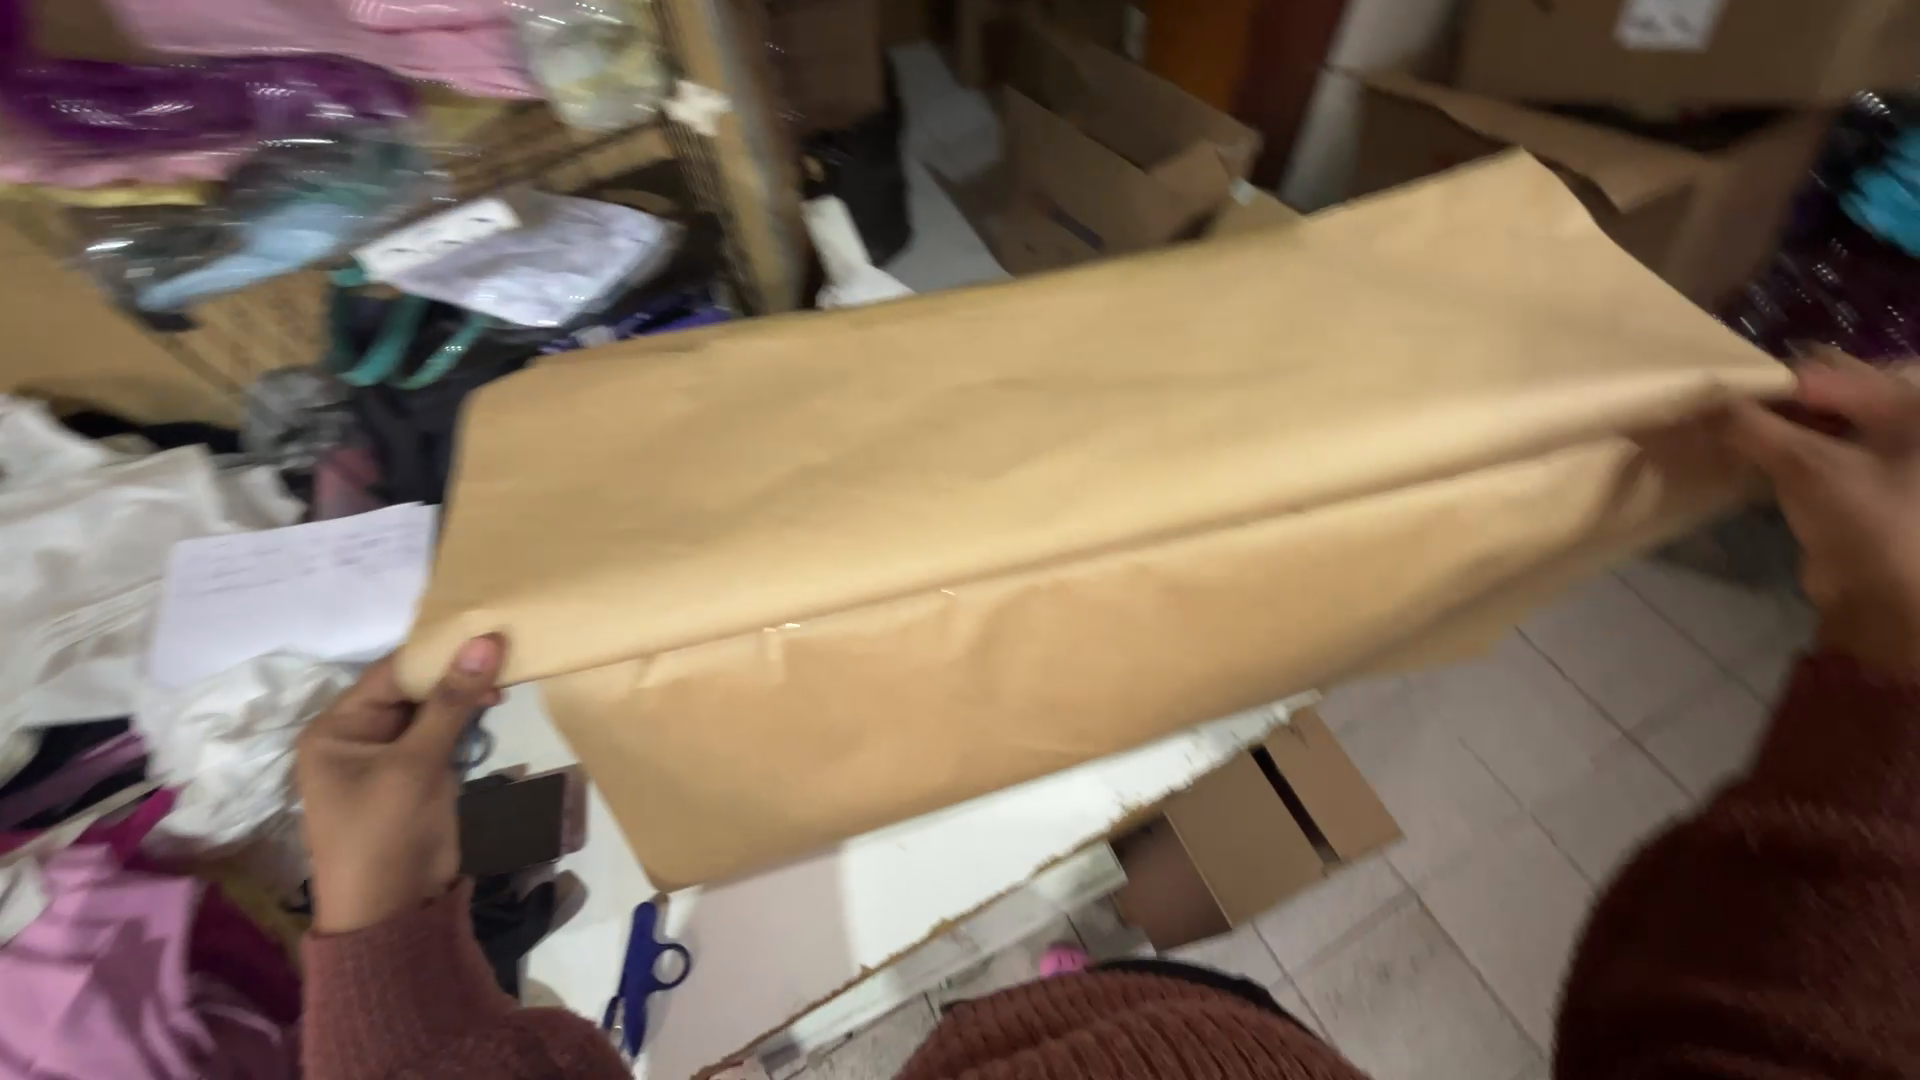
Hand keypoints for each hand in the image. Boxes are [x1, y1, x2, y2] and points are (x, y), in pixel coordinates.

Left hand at [297, 635, 506, 932]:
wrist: (394, 906)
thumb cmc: (385, 832)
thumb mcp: (417, 763)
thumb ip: (452, 701)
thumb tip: (485, 641)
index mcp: (337, 728)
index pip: (391, 673)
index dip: (438, 651)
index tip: (487, 632)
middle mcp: (360, 734)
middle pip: (413, 686)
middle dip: (456, 670)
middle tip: (506, 652)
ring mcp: (392, 752)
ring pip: (434, 704)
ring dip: (467, 692)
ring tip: (507, 678)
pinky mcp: (420, 768)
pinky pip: (445, 726)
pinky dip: (469, 714)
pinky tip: (497, 703)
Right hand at [1723, 353, 1919, 674]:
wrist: (1894, 598)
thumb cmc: (1869, 521)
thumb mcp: (1804, 465)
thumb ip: (1746, 426)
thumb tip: (1690, 400)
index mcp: (1908, 402)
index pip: (1817, 370)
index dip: (1758, 380)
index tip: (1701, 397)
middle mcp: (1902, 418)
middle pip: (1813, 392)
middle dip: (1757, 402)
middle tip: (1702, 417)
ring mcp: (1880, 451)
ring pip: (1805, 421)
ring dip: (1759, 427)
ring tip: (1712, 436)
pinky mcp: (1854, 481)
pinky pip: (1804, 449)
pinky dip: (1769, 449)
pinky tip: (1738, 459)